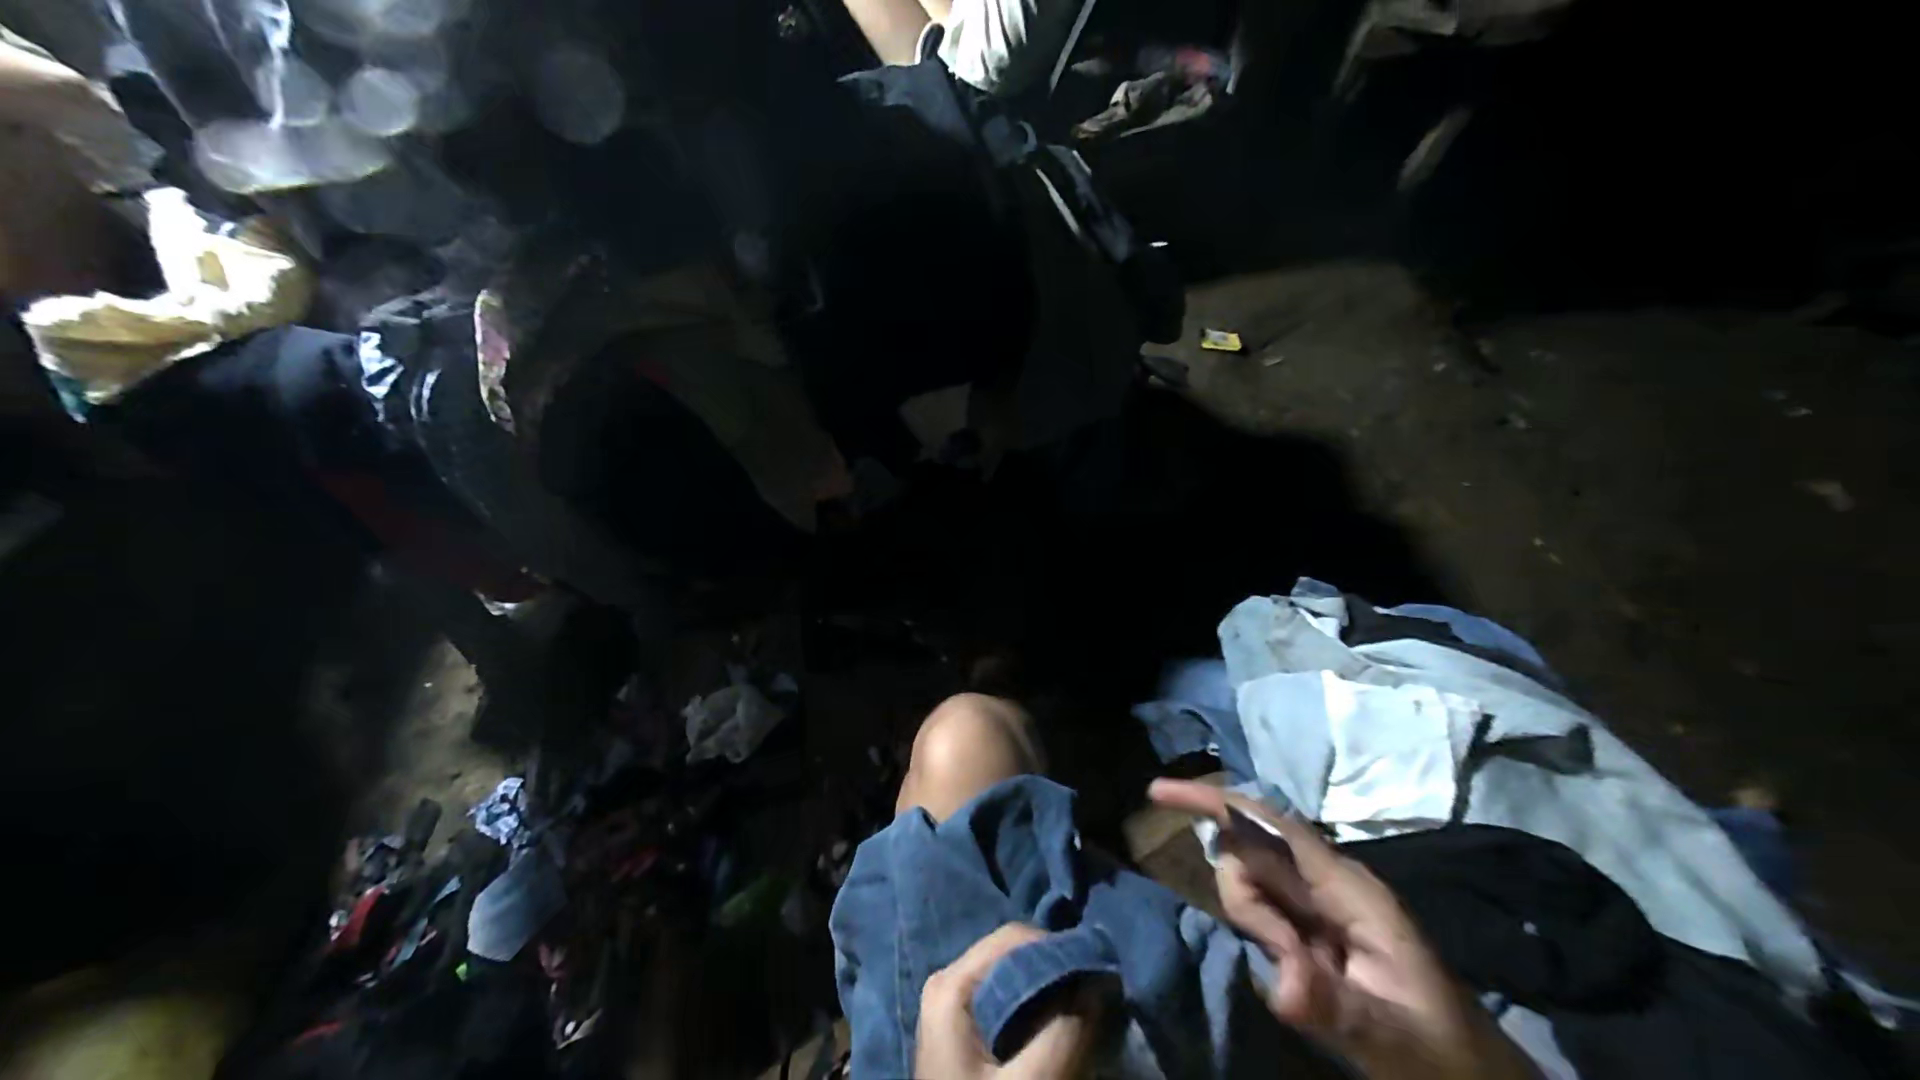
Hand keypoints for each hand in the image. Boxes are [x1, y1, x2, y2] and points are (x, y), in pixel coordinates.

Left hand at [915, 924, 1100, 1078]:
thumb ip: (1065, 1034)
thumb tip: (1100, 986)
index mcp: (952, 984)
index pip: (1015, 938)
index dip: (1061, 950)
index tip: (1101, 975)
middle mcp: (949, 981)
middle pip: (1013, 956)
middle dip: (1058, 971)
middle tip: (1098, 996)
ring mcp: (954, 1004)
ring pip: (1013, 978)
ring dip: (1051, 992)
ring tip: (1086, 1013)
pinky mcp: (963, 1029)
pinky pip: (1006, 1000)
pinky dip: (1037, 1010)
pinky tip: (1060, 1029)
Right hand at [1148, 780, 1536, 1079]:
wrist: (1474, 1078)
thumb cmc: (1444, 1057)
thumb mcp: (1394, 1041)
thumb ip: (1336, 1007)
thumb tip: (1279, 983)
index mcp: (1348, 888)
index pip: (1269, 824)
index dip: (1214, 801)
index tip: (1158, 792)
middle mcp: (1327, 881)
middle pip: (1250, 853)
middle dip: (1246, 902)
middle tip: (1284, 964)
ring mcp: (1319, 902)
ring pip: (1251, 880)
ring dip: (1254, 924)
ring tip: (1299, 979)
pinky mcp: (1311, 925)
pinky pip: (1262, 907)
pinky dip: (1257, 928)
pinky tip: (1288, 965)